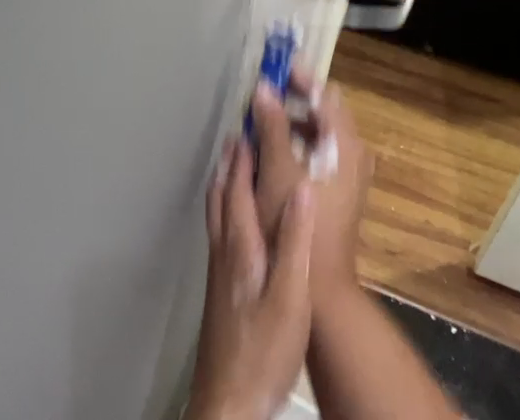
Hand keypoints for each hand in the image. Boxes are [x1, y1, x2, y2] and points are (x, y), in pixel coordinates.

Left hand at [188, 136, 315, 419]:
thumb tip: (302, 187)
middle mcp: (225, 253)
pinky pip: (220, 232)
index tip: (249, 126)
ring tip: (231, 165)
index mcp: (242, 249)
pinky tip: (234, 221)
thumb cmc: (266, 346)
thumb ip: (295, 241)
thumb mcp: (291, 295)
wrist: (231, 398)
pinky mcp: (220, 290)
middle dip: (230, 165)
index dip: (244, 159)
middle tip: (237, 135)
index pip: (240, 192)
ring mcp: (219, 273)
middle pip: (222, 199)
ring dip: (224, 184)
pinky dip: (225, 210)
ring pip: (217, 216)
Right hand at [247, 71, 372, 304]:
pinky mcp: (342, 190)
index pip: (326, 95)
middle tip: (263, 95)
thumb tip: (263, 88)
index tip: (276, 66)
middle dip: (295, 99)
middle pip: (326, 111)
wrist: (322, 284)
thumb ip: (272, 126)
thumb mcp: (278, 170)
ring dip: (294, 123)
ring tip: (261, 123)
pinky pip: (321, 153)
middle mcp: (355, 153)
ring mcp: (352, 173)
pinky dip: (299, 145)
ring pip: (322, 134)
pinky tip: (273, 154)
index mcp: (345, 143)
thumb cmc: (299, 221)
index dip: (301, 78)